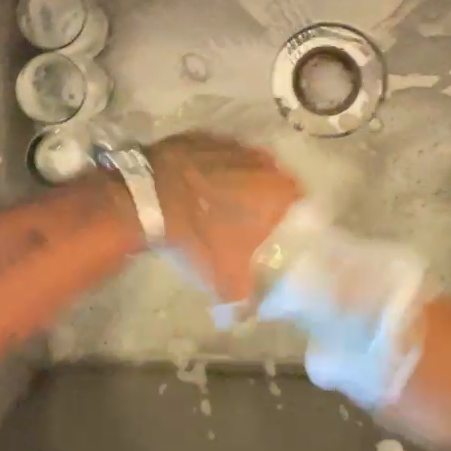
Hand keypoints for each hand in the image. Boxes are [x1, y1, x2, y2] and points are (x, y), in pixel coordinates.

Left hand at [147, 133, 301, 301]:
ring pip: (245, 161)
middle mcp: (261, 161)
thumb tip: (246, 314)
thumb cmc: (199, 235)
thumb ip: (243, 298)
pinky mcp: (202, 136)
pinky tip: (198, 181)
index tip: (281, 226)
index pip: (300, 199)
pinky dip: (212, 164)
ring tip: (223, 198)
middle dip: (265, 193)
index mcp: (277, 191)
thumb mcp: (224, 275)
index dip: (292, 213)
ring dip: (239, 176)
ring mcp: (231, 144)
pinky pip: (216, 152)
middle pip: (273, 177)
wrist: (150, 198)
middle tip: (252, 215)